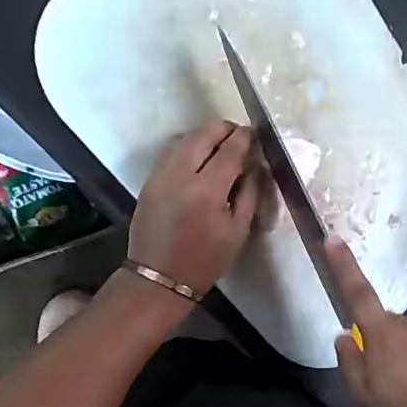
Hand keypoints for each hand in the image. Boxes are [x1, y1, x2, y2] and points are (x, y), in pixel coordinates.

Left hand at [129, 121, 262, 296]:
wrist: (160, 277)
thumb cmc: (206, 260)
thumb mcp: (238, 231)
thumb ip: (250, 193)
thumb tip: (256, 166)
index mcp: (208, 190)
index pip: (230, 149)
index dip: (244, 137)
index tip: (254, 135)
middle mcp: (181, 174)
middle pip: (204, 133)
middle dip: (224, 130)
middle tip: (238, 138)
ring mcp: (161, 174)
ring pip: (184, 138)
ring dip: (204, 136)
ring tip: (219, 146)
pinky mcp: (149, 180)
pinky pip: (170, 151)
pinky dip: (187, 147)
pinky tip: (198, 159)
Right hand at [326, 238, 406, 406]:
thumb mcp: (363, 393)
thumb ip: (348, 361)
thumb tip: (343, 336)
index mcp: (382, 332)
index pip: (357, 292)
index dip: (343, 265)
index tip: (332, 238)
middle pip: (380, 324)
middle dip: (372, 342)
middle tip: (373, 380)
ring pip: (401, 341)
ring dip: (394, 360)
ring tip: (398, 395)